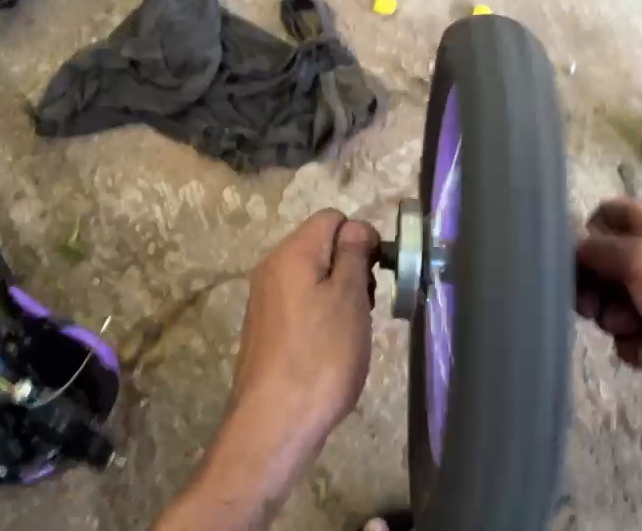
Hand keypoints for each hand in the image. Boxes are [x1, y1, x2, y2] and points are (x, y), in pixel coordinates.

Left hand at [228, 209, 380, 450]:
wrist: (274, 422)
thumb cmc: (320, 356)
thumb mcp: (349, 298)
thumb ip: (354, 254)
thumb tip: (356, 228)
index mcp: (292, 252)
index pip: (332, 218)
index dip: (360, 238)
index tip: (376, 274)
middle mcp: (272, 267)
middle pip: (321, 246)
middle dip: (351, 268)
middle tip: (364, 307)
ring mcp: (264, 298)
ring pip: (312, 276)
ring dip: (338, 294)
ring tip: (350, 331)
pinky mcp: (265, 326)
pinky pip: (300, 302)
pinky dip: (320, 314)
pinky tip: (330, 347)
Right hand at [576, 197, 641, 446]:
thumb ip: (598, 248)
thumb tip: (570, 243)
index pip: (604, 214)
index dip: (585, 236)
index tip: (571, 261)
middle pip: (601, 261)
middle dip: (592, 285)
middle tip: (589, 306)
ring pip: (610, 301)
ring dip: (614, 319)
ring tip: (633, 330)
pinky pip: (629, 334)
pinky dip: (636, 345)